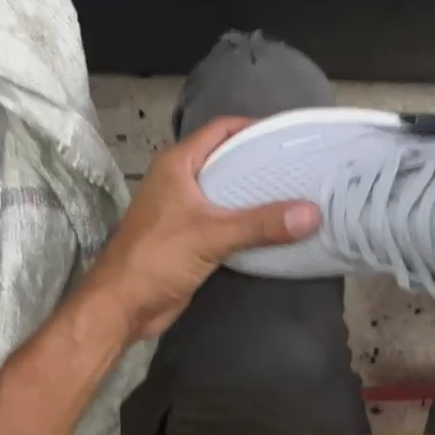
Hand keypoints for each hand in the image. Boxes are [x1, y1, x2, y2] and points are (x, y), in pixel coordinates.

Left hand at [82, 117, 321, 341]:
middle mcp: (181, 181)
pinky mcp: (191, 238)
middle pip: (227, 160)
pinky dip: (248, 222)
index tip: (290, 136)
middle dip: (262, 163)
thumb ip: (261, 224)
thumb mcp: (211, 235)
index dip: (254, 128)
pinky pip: (226, 221)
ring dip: (257, 196)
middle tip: (302, 168)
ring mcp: (184, 211)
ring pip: (228, 193)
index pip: (221, 130)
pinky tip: (275, 228)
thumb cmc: (156, 259)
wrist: (122, 306)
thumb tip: (312, 213)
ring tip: (297, 196)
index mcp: (178, 164)